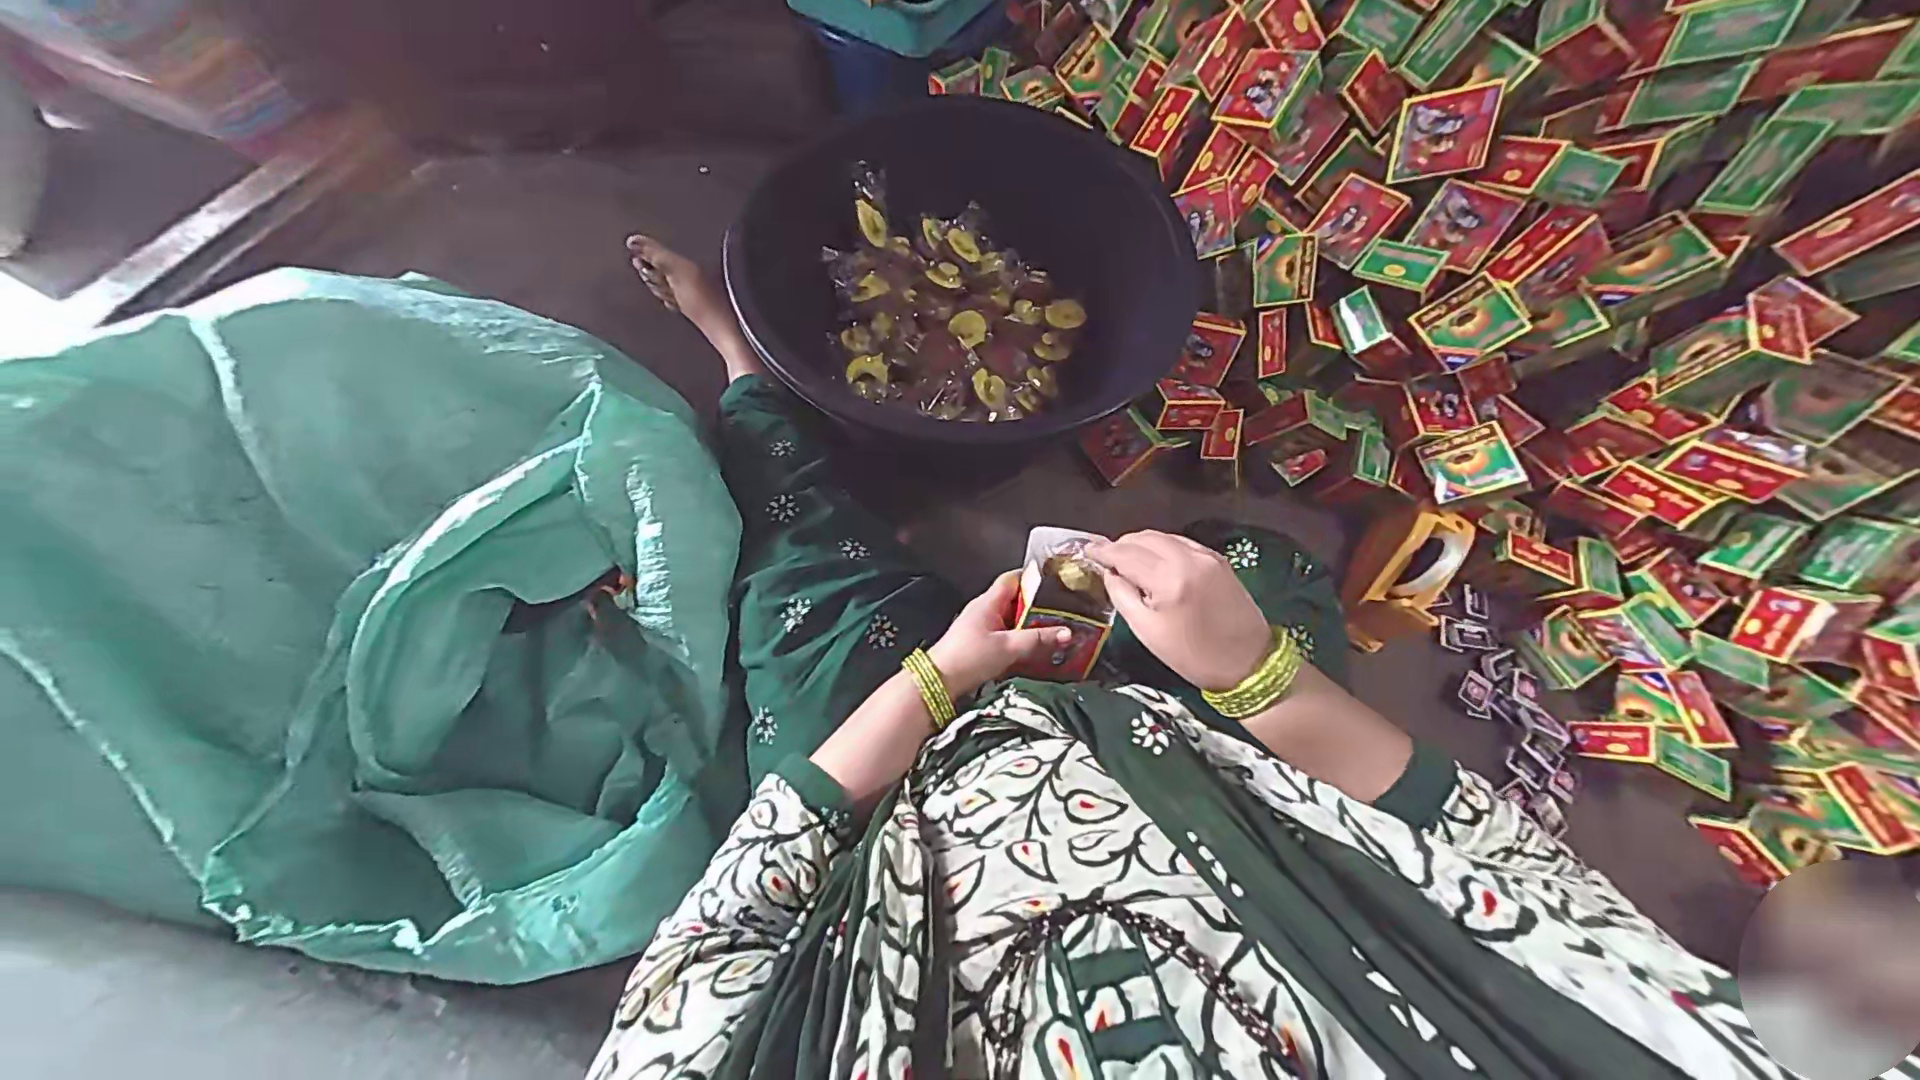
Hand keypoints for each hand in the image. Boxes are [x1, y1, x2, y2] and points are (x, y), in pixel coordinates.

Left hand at [927, 570, 1072, 697]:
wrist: (939, 682)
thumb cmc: (969, 658)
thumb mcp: (1009, 647)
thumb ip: (1038, 639)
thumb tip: (1067, 632)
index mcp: (988, 602)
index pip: (1013, 578)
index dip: (1033, 577)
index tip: (1054, 583)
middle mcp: (983, 610)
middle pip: (1015, 600)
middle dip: (1037, 607)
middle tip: (1061, 613)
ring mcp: (980, 627)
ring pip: (1011, 620)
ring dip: (1029, 626)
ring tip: (1053, 632)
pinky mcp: (979, 643)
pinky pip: (1004, 635)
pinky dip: (1018, 640)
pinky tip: (1032, 650)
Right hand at [1087, 531, 1271, 691]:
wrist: (1249, 664)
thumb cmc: (1192, 655)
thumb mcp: (1147, 631)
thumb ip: (1122, 596)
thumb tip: (1110, 573)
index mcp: (1168, 579)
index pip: (1125, 554)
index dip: (1102, 551)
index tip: (1087, 551)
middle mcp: (1188, 558)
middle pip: (1143, 538)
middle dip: (1120, 545)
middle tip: (1105, 559)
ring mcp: (1206, 556)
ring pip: (1162, 537)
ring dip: (1140, 544)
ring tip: (1125, 560)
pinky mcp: (1218, 560)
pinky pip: (1180, 543)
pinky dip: (1161, 547)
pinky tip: (1153, 561)